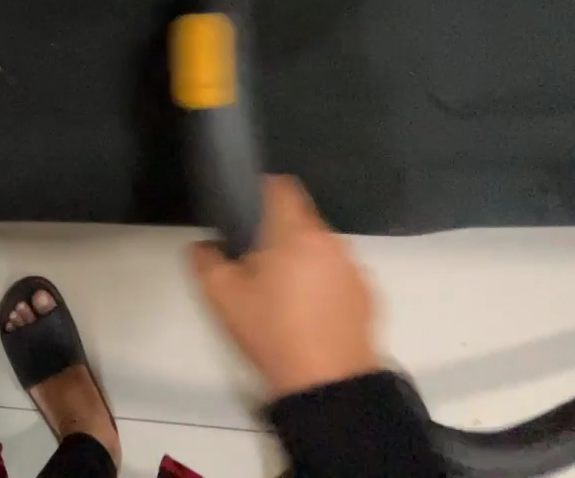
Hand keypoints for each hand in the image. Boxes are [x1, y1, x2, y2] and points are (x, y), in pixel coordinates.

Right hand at [188, 175, 381, 398]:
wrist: (329, 388)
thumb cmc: (272, 331)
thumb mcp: (220, 294)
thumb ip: (203, 257)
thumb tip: (204, 244)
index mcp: (294, 233)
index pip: (280, 186)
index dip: (260, 189)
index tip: (244, 209)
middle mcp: (331, 242)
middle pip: (300, 219)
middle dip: (278, 231)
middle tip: (254, 259)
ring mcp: (356, 270)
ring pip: (320, 247)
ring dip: (302, 257)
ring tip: (283, 290)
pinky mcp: (371, 297)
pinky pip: (339, 274)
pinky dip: (324, 282)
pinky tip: (308, 310)